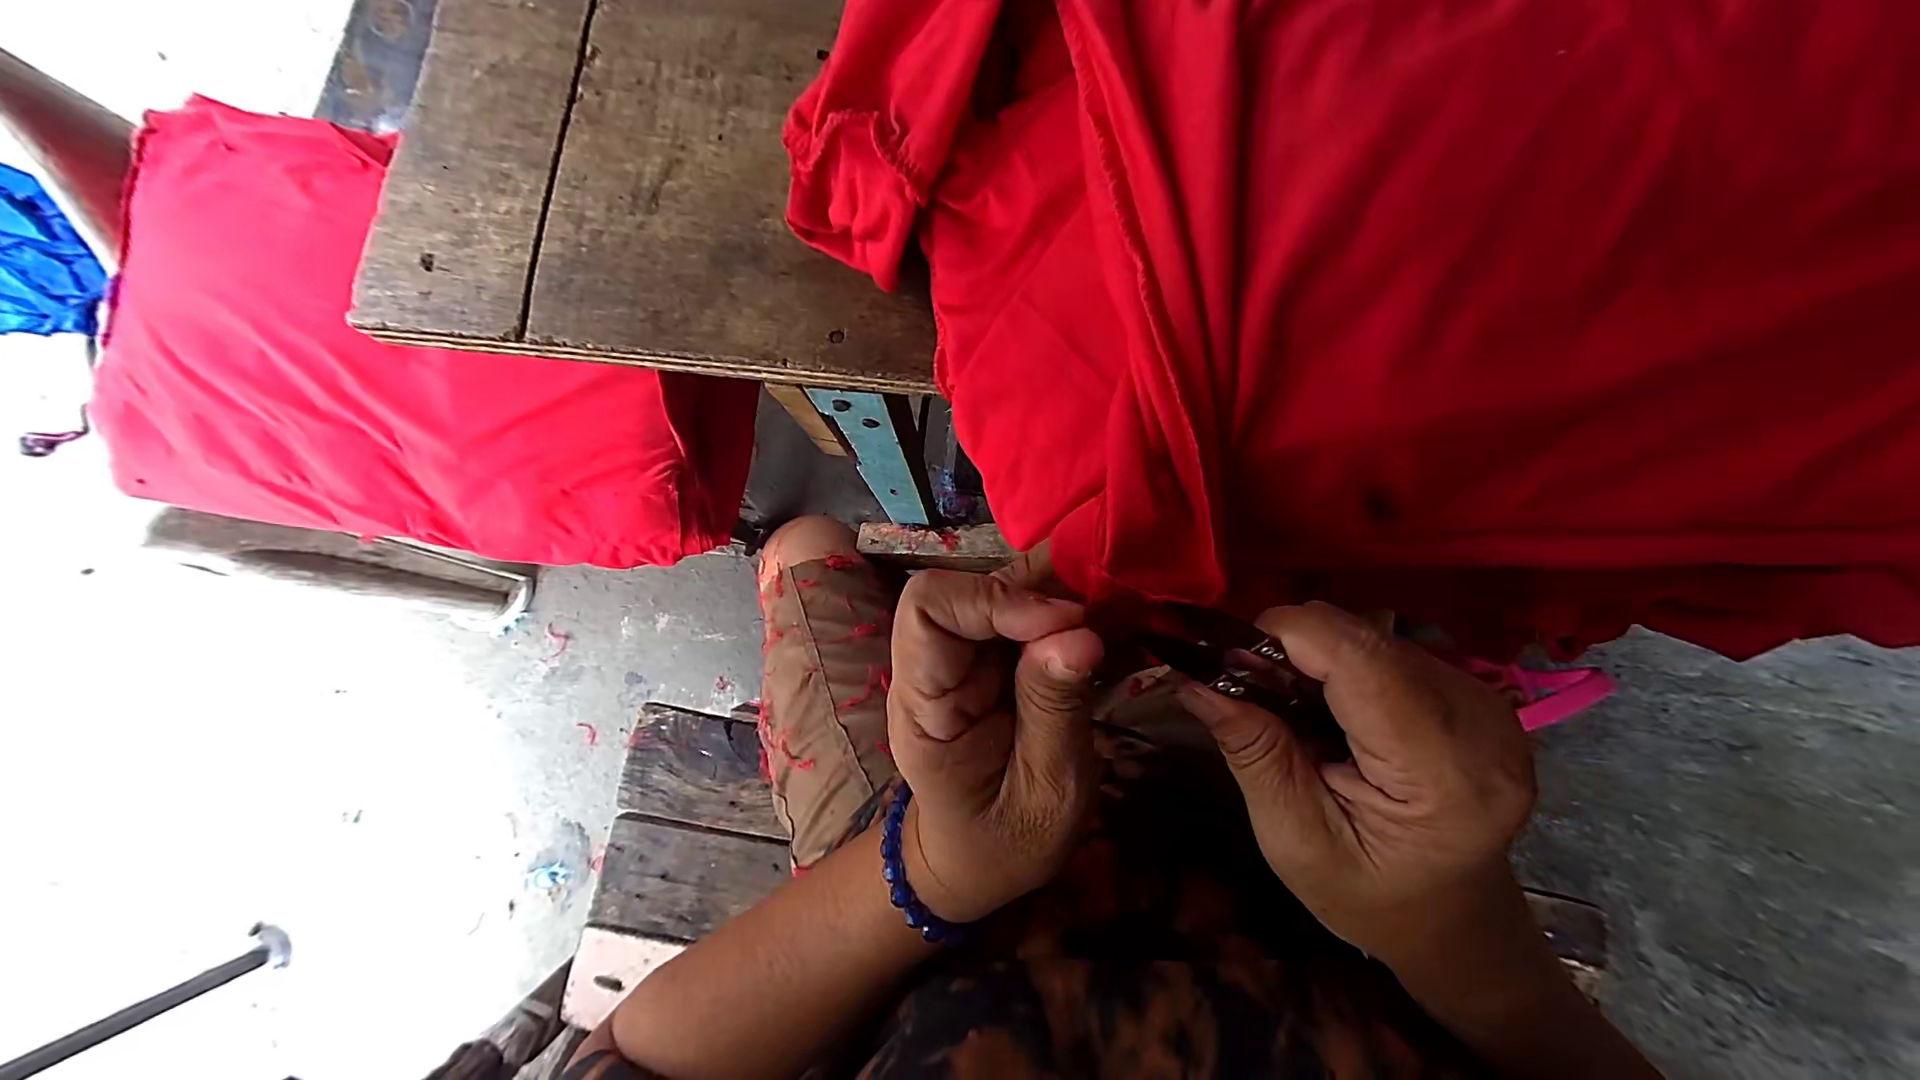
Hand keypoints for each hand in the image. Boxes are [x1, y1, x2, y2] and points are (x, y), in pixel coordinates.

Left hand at [885, 569, 1104, 922]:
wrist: (974, 861)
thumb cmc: (1004, 843)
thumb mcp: (1044, 794)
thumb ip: (1054, 710)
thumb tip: (1079, 632)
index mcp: (923, 705)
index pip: (928, 610)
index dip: (994, 600)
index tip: (1068, 623)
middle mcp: (931, 666)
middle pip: (966, 590)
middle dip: (1037, 590)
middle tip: (1106, 611)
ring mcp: (959, 660)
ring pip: (997, 591)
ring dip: (1056, 593)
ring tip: (1114, 613)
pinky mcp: (987, 659)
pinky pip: (1019, 613)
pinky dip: (1062, 608)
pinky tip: (1102, 624)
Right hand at [1179, 601, 1536, 967]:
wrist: (1449, 921)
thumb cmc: (1368, 895)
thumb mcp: (1292, 837)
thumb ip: (1252, 753)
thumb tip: (1194, 683)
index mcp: (1441, 774)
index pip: (1360, 658)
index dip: (1286, 636)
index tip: (1231, 661)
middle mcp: (1478, 724)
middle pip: (1361, 636)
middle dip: (1293, 647)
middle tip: (1255, 694)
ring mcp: (1484, 703)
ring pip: (1369, 633)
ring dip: (1315, 656)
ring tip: (1296, 711)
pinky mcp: (1472, 692)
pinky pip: (1386, 646)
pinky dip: (1340, 663)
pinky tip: (1333, 709)